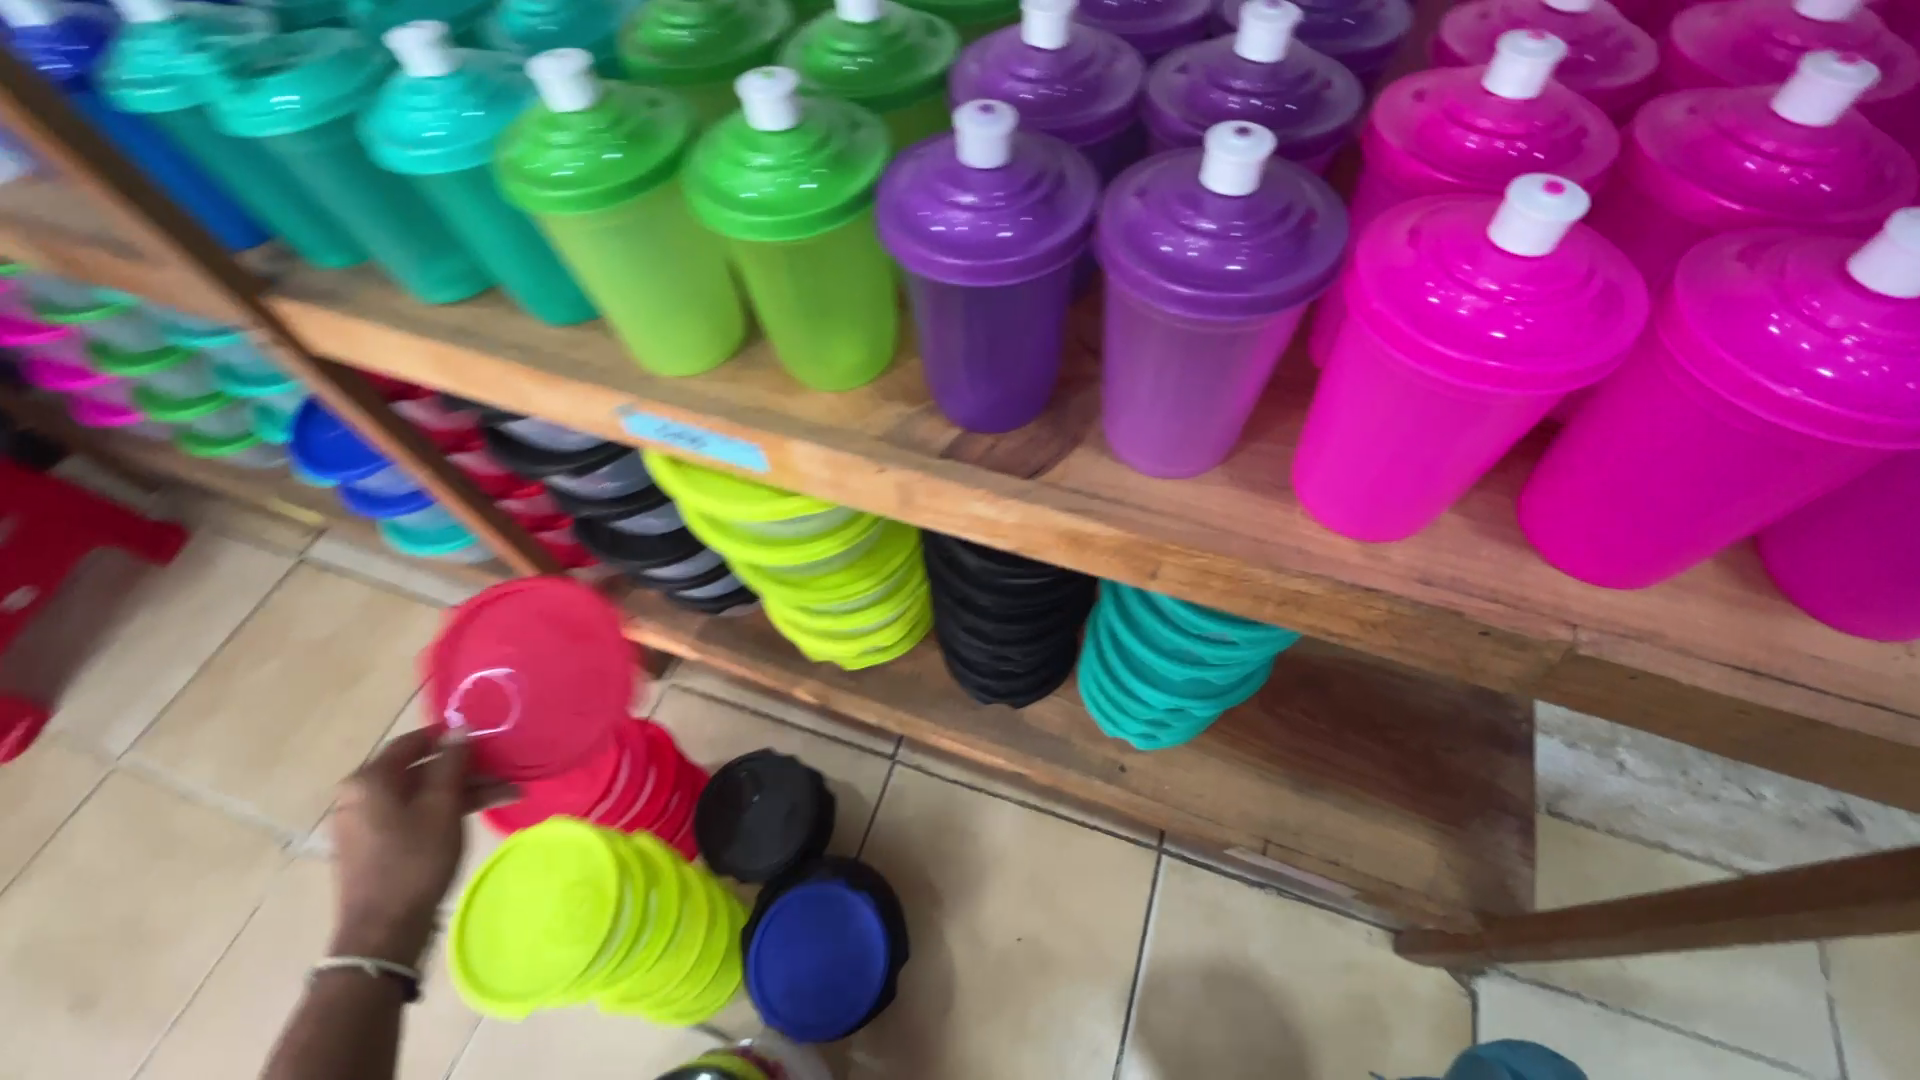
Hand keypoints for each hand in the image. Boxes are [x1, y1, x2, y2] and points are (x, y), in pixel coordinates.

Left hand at [328, 727, 515, 966]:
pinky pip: (413, 813)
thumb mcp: (442, 807)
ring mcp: (365, 821)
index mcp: (369, 780)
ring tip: (508, 794)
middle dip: (466, 769)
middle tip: (506, 771)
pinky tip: (479, 812)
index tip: (489, 739)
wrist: (383, 931)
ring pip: (421, 793)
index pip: (414, 741)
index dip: (452, 737)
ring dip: (463, 791)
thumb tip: (458, 729)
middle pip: (420, 769)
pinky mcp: (374, 843)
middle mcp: (360, 795)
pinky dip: (444, 810)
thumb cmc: (414, 861)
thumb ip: (451, 763)